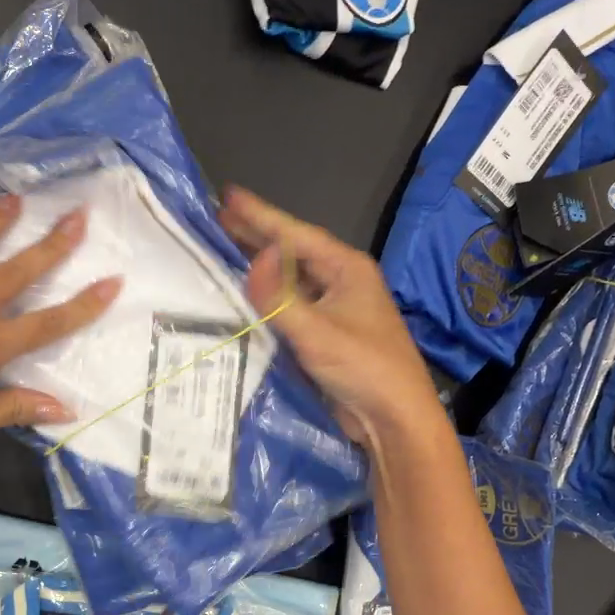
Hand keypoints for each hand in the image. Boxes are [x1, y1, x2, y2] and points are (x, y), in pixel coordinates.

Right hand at [219, 187, 446, 449]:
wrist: (395, 419)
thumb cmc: (364, 368)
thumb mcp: (317, 332)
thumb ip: (280, 297)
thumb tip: (253, 257)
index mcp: (348, 269)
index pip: (296, 235)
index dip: (260, 216)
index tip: (228, 196)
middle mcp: (343, 283)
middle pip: (293, 253)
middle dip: (257, 237)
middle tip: (218, 219)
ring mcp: (336, 311)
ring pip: (292, 282)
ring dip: (260, 270)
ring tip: (225, 253)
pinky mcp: (328, 338)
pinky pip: (292, 310)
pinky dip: (269, 302)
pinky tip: (246, 300)